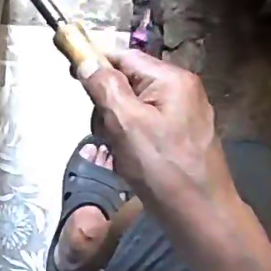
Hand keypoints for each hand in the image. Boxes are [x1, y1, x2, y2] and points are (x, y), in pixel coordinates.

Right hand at [79, 51, 241, 241]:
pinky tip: (129, 158)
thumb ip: (104, 87)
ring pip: (133, 106)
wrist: (199, 213)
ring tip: (118, 150)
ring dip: (116, 125)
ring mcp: (184, 113)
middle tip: (104, 131)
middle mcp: (181, 89)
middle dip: (107, 104)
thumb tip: (86, 61)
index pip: (124, 56)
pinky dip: (130, 137)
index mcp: (171, 79)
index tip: (71, 76)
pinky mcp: (181, 135)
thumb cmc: (161, 167)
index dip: (95, 63)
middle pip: (128, 81)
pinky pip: (145, 124)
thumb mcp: (125, 123)